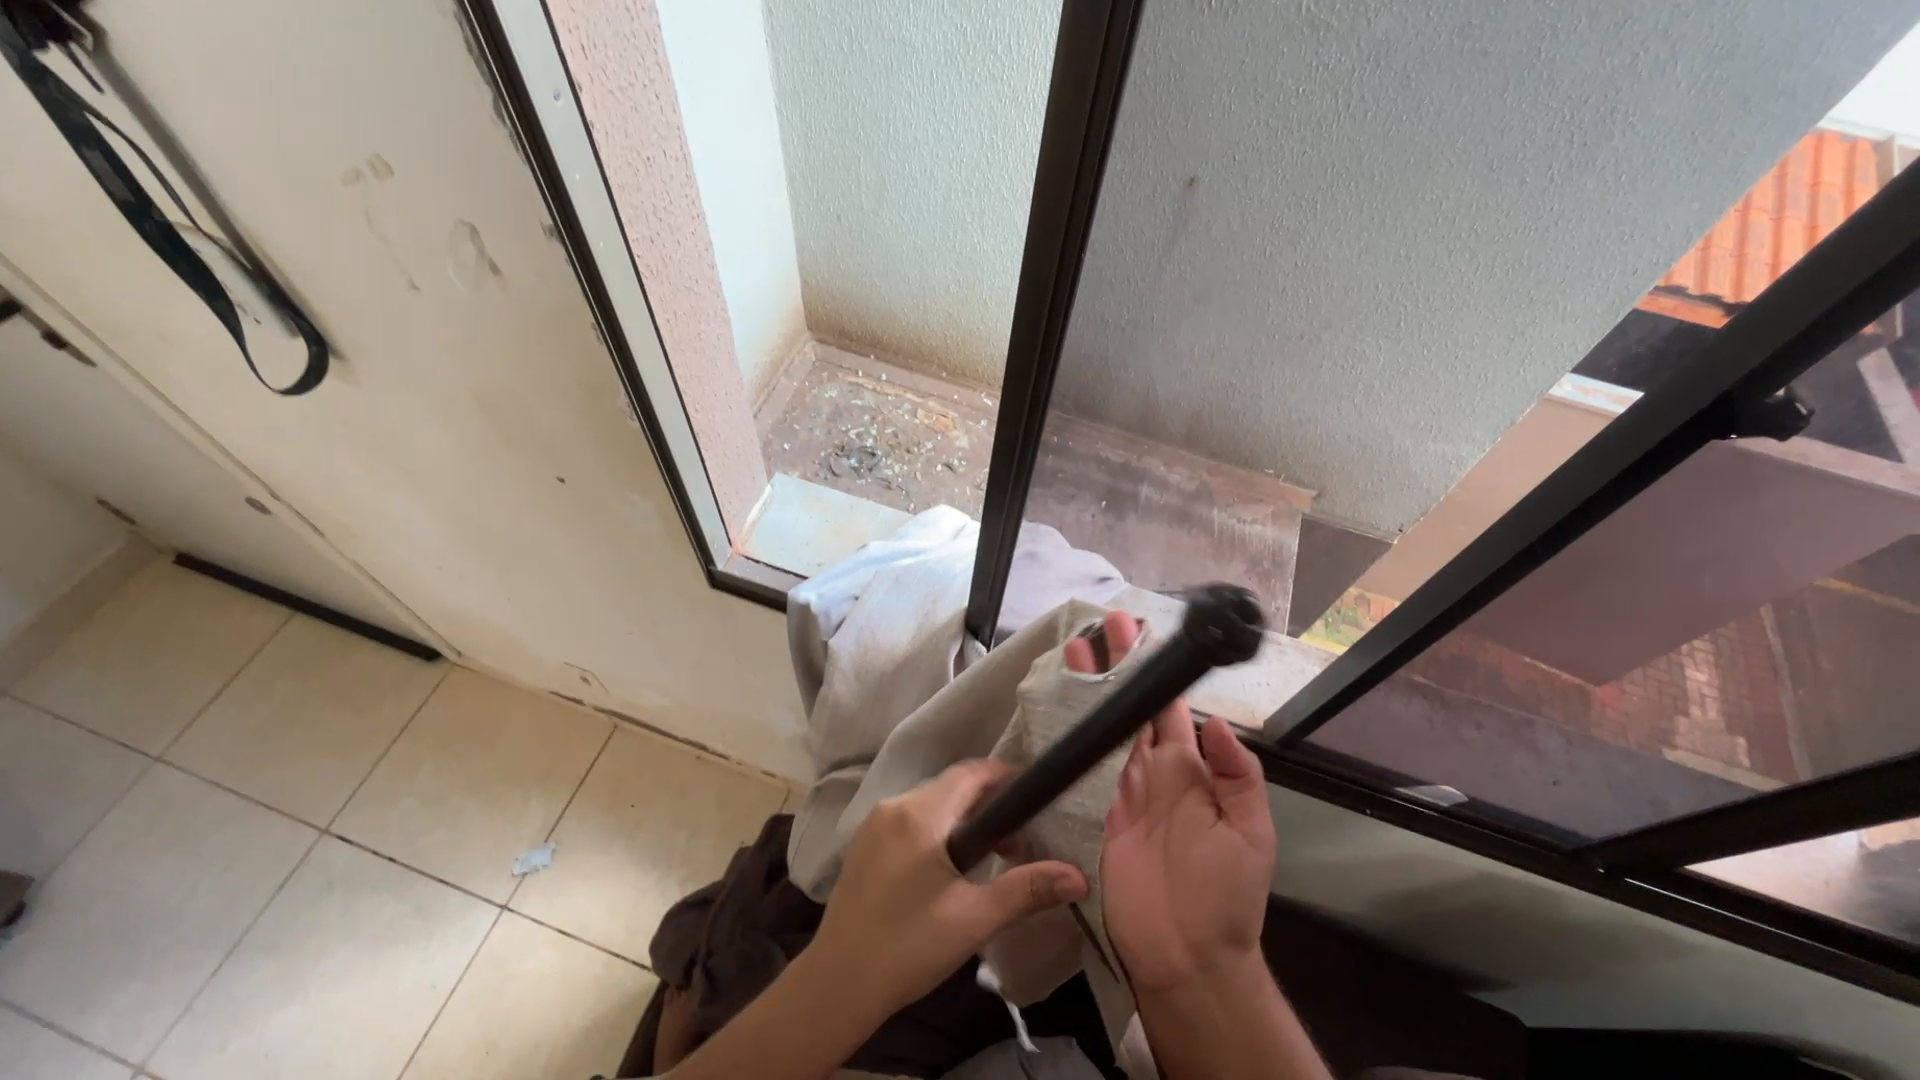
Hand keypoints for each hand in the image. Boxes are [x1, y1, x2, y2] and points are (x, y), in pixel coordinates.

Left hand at [811, 760, 1089, 1017]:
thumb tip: (1079, 876)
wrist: (838, 984)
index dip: (1006, 778)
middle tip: (1017, 845)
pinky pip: (908, 825)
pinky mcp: (862, 849)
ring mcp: (872, 827)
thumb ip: (1027, 889)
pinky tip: (946, 873)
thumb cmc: (909, 946)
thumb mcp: (975, 918)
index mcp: (920, 814)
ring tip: (987, 863)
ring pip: (929, 807)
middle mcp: (893, 807)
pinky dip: (934, 835)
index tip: (1035, 802)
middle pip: (951, 788)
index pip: (971, 772)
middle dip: (988, 807)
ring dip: (961, 823)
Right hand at [1073, 611, 1275, 994]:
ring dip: (1090, 694)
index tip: (1140, 636)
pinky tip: (1057, 713)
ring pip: (1104, 733)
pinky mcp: (1094, 817)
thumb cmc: (1227, 895)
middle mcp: (1153, 775)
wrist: (1189, 954)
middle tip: (1101, 628)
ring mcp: (1121, 795)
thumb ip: (1239, 776)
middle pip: (1131, 711)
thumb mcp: (1252, 833)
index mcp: (1191, 772)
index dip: (1154, 675)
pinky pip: (1083, 773)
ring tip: (1075, 654)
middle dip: (1117, 670)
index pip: (1170, 711)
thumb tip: (1216, 723)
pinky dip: (1071, 741)